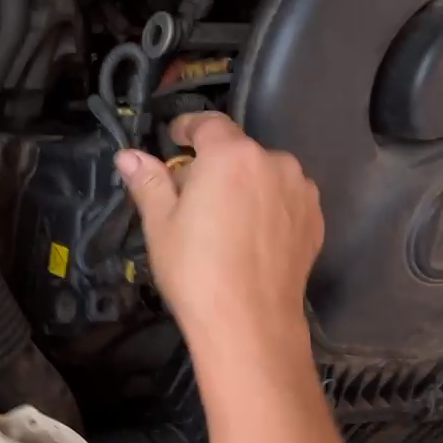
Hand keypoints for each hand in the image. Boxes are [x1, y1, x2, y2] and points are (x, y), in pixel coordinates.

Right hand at [116, 112, 323, 355]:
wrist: (248, 319)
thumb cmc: (194, 269)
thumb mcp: (159, 226)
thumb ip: (148, 183)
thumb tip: (128, 155)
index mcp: (230, 157)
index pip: (210, 123)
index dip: (188, 127)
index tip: (174, 138)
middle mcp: (273, 161)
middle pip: (237, 152)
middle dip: (212, 167)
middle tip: (188, 199)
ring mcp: (300, 189)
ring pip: (262, 175)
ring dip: (241, 186)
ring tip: (220, 222)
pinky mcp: (314, 216)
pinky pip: (283, 198)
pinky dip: (263, 206)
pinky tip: (246, 238)